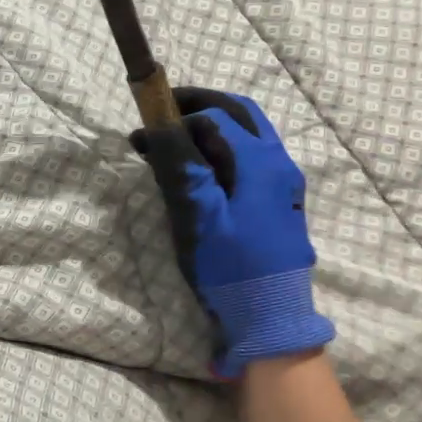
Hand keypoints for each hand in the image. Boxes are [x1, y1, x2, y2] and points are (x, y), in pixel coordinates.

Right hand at [130, 88, 333, 377]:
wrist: (269, 315)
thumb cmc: (228, 264)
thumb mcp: (195, 214)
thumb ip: (179, 165)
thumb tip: (157, 124)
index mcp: (260, 163)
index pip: (214, 116)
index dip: (174, 116)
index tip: (138, 134)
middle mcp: (279, 164)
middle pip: (241, 114)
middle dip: (198, 106)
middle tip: (159, 112)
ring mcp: (283, 184)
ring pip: (248, 134)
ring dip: (208, 127)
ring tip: (169, 143)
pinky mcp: (278, 202)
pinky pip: (249, 157)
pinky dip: (219, 149)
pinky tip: (196, 170)